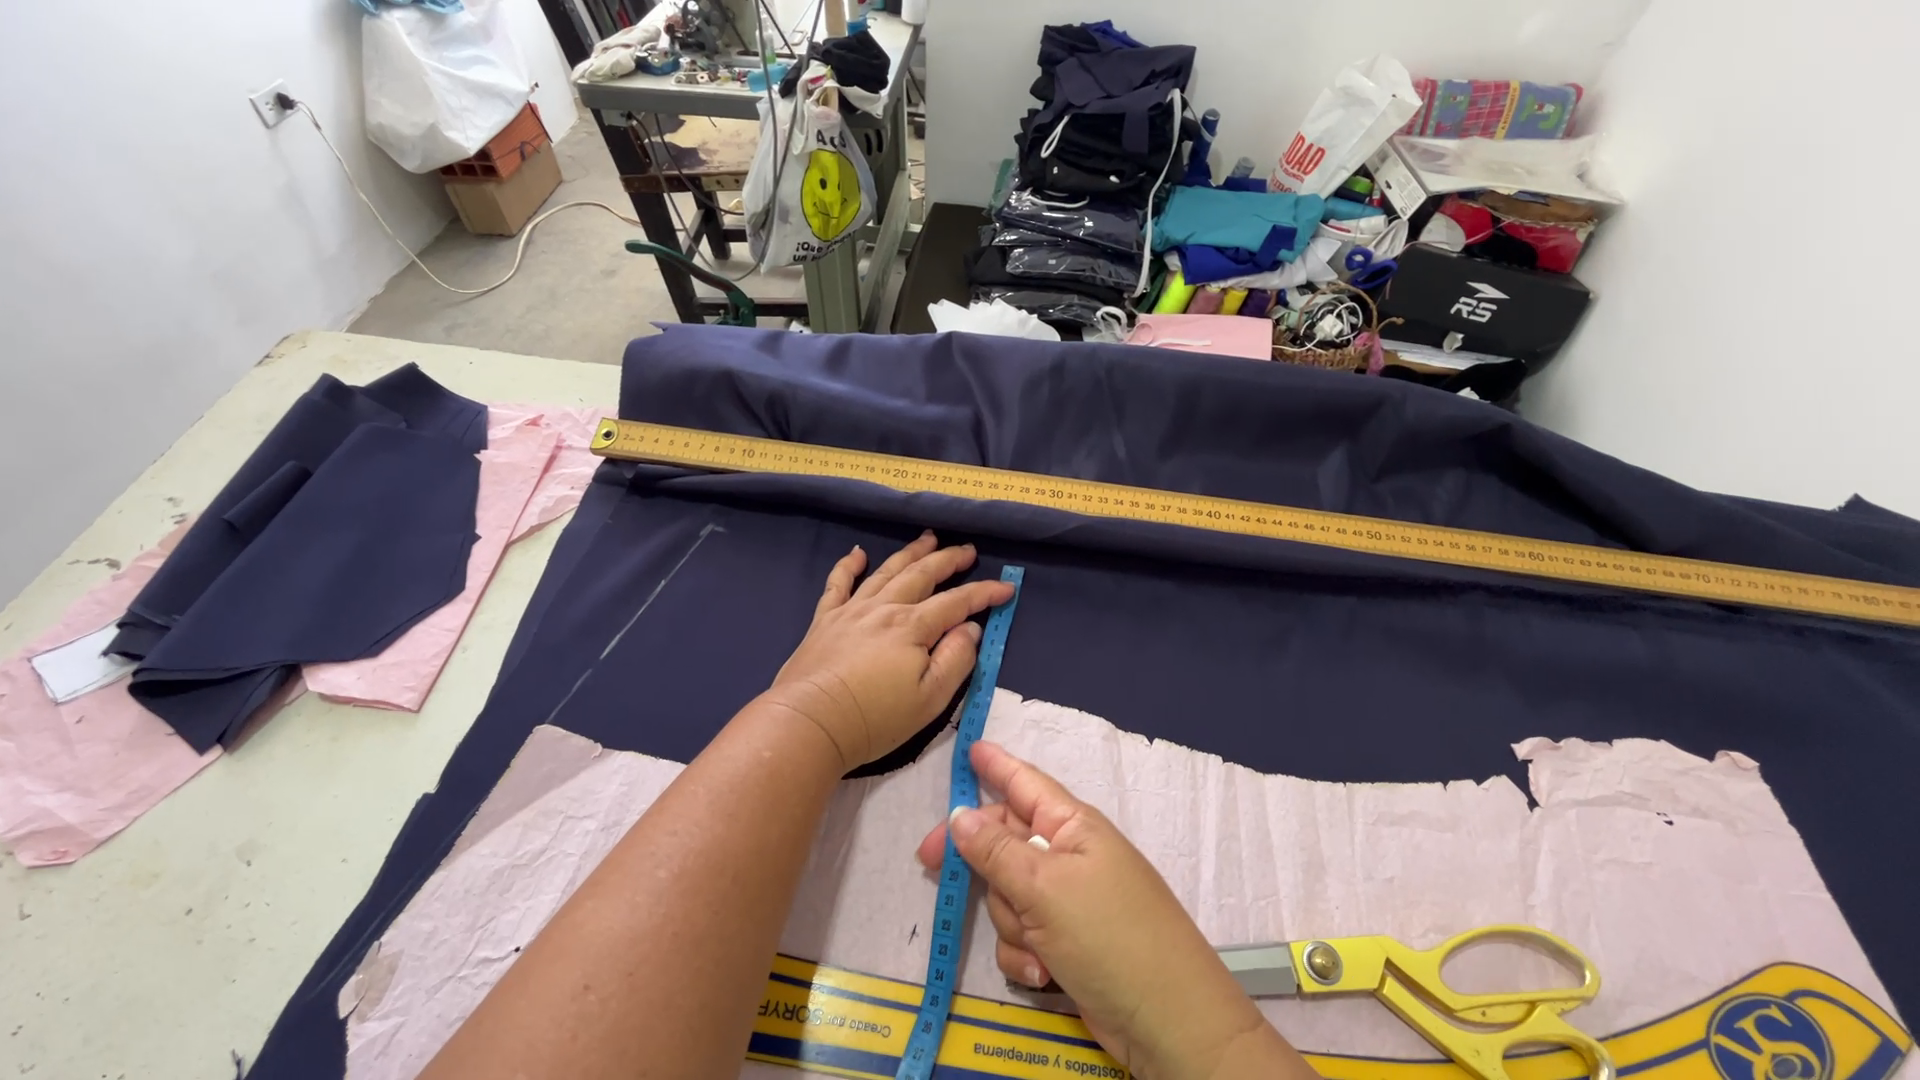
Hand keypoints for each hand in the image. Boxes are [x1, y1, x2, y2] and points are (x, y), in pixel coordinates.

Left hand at [762, 532, 1015, 771]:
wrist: (809, 723)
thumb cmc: (875, 718)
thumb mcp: (930, 699)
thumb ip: (956, 660)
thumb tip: (970, 628)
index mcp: (912, 627)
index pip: (957, 602)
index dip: (984, 593)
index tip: (1007, 588)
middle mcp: (884, 609)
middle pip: (922, 575)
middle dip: (948, 560)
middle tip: (967, 550)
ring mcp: (851, 611)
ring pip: (886, 571)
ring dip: (910, 553)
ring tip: (928, 538)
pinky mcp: (824, 620)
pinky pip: (838, 583)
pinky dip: (848, 565)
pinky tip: (858, 553)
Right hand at [917, 742, 1298, 1079]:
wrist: (1165, 1020)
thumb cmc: (1109, 935)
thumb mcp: (1045, 888)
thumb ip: (996, 851)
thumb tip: (958, 815)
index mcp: (1072, 827)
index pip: (1025, 784)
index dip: (996, 766)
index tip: (969, 748)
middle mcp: (1068, 857)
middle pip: (1004, 841)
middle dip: (980, 862)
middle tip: (928, 862)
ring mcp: (1067, 902)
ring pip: (1007, 894)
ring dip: (1012, 922)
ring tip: (1039, 944)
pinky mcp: (1064, 944)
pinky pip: (1021, 936)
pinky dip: (1025, 955)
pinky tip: (1045, 974)